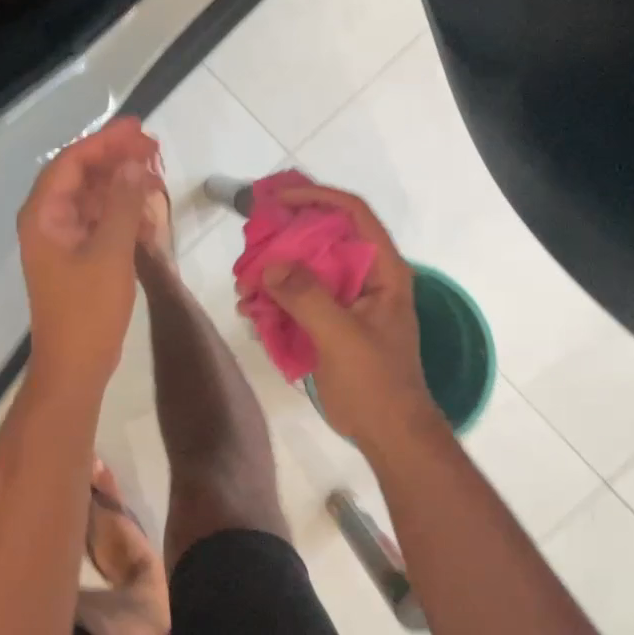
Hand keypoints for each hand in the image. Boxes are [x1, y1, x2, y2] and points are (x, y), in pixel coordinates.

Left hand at [16, 118, 158, 387]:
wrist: (73, 369)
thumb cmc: (87, 310)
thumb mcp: (110, 253)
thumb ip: (122, 204)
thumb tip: (132, 163)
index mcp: (43, 214)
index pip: (71, 162)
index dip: (104, 141)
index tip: (138, 129)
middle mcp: (46, 220)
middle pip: (80, 174)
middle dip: (114, 158)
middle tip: (152, 147)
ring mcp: (60, 238)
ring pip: (90, 196)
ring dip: (119, 182)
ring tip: (154, 170)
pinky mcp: (75, 256)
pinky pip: (96, 220)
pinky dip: (119, 209)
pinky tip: (145, 205)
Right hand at [260, 183, 440, 442]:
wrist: (390, 438)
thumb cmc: (376, 384)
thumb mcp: (342, 337)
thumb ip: (308, 296)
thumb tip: (271, 265)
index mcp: (382, 271)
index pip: (352, 213)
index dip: (316, 197)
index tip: (278, 200)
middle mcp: (365, 277)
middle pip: (321, 236)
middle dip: (282, 238)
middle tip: (248, 242)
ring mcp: (346, 300)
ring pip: (304, 266)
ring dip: (271, 271)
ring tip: (243, 286)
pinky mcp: (330, 321)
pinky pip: (297, 296)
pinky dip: (272, 298)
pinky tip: (249, 310)